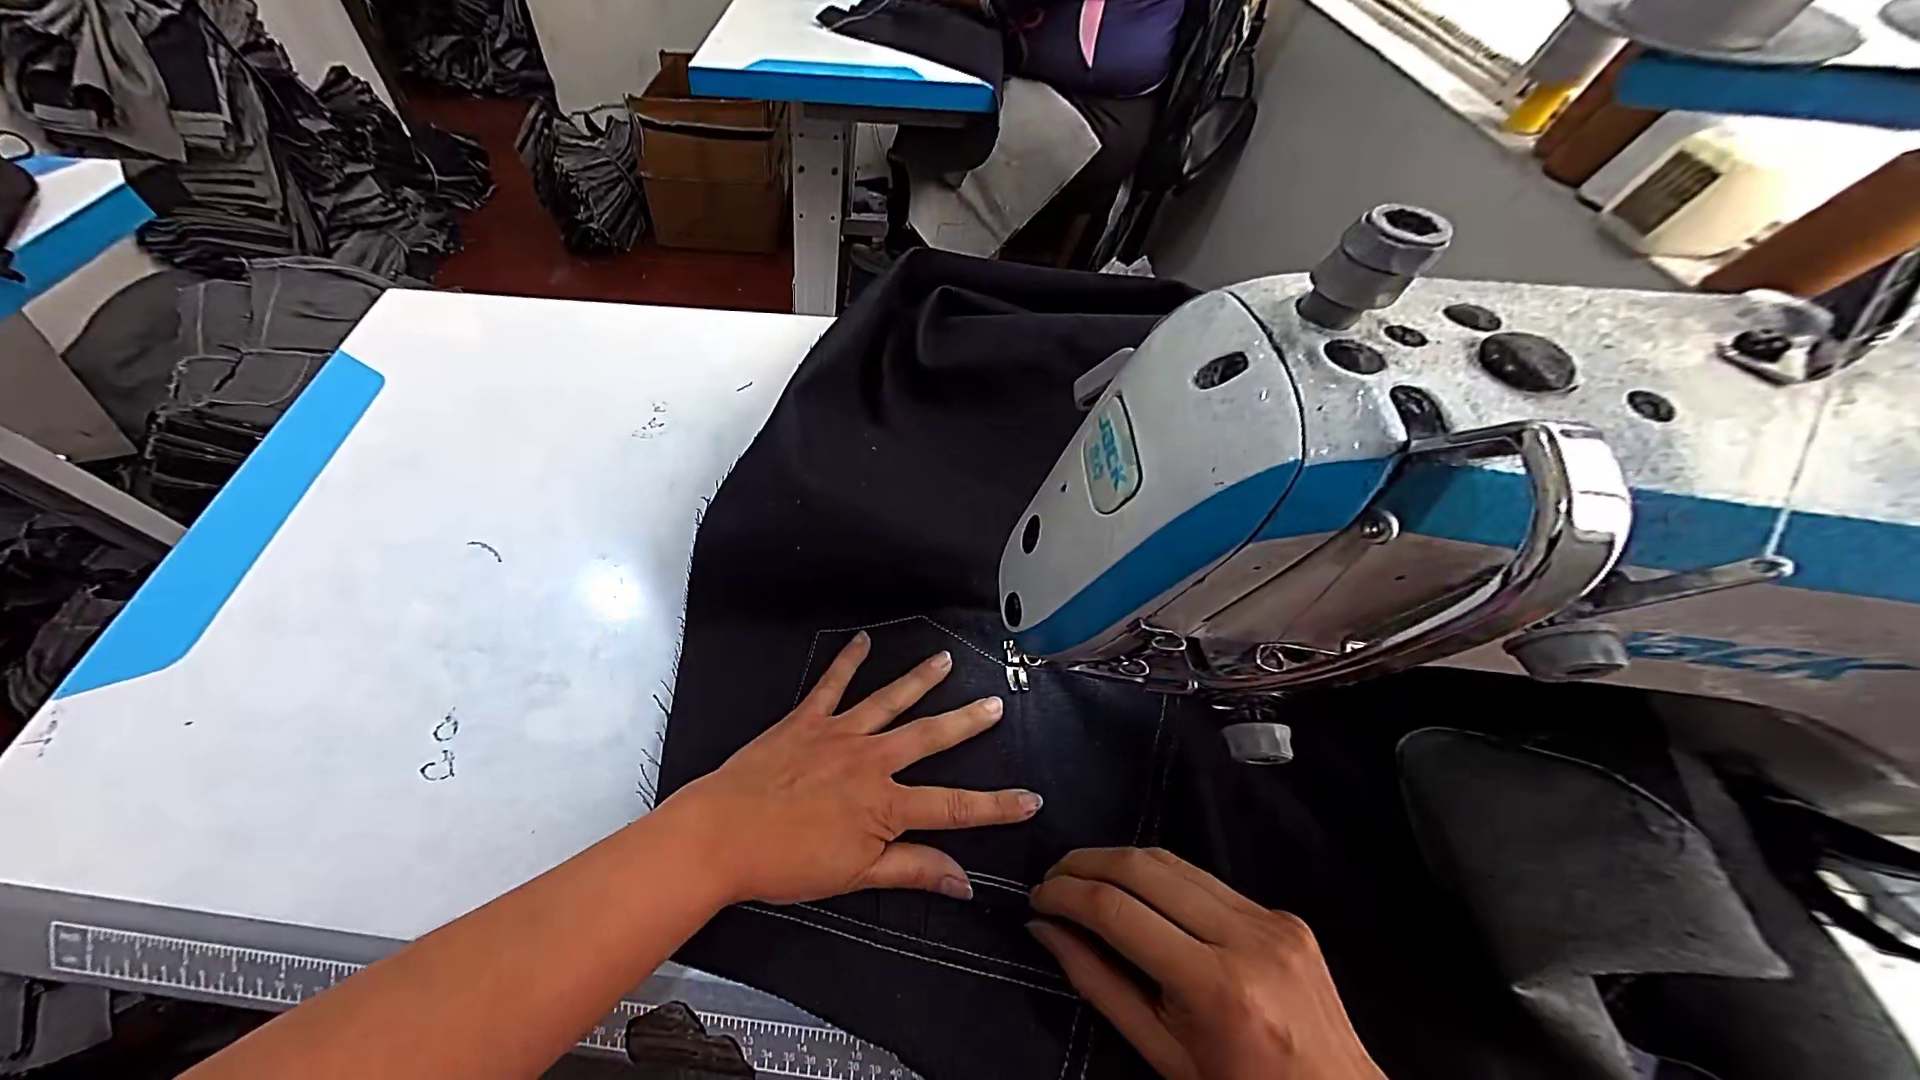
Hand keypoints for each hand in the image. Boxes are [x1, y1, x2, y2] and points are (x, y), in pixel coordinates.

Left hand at [653, 632, 1041, 906]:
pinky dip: (848, 660)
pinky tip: (863, 641)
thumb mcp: (855, 877)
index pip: (955, 806)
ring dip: (920, 680)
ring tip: (945, 661)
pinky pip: (832, 684)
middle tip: (995, 704)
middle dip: (967, 723)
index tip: (1030, 799)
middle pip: (929, 737)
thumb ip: (913, 870)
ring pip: (890, 701)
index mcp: (884, 804)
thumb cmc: (784, 863)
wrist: (719, 836)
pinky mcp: (807, 720)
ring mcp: (839, 734)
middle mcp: (870, 760)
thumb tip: (962, 881)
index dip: (997, 806)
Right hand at [1028, 848, 1384, 1079]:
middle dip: (1085, 863)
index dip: (1067, 895)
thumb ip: (1098, 985)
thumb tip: (1045, 929)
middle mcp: (1248, 939)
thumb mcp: (1162, 1056)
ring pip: (1172, 862)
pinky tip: (1139, 893)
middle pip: (1142, 868)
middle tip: (1053, 877)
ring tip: (1084, 876)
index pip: (1118, 912)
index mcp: (1218, 988)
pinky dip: (1160, 879)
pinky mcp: (1283, 913)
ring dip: (1118, 861)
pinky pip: (1204, 880)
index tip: (1037, 897)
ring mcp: (1271, 919)